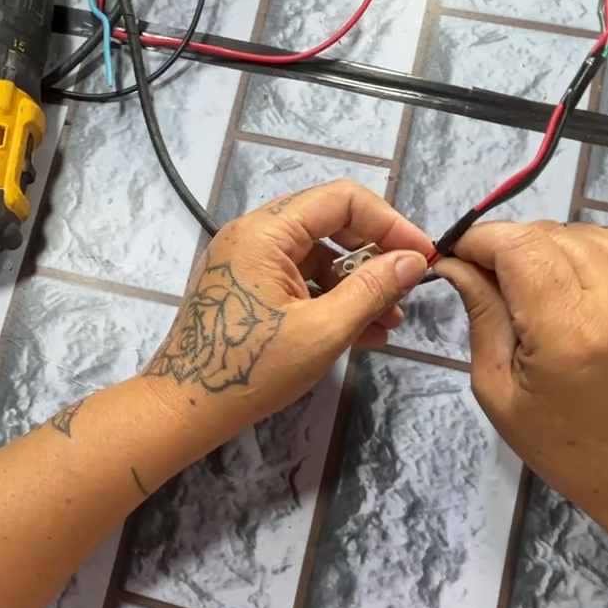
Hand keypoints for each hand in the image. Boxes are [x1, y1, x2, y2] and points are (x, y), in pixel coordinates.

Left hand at [142, 181, 433, 432]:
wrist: (187, 407)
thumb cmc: (250, 369)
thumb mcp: (322, 331)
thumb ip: (371, 291)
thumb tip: (413, 261)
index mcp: (265, 232)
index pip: (341, 200)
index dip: (389, 222)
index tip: (420, 255)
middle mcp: (253, 236)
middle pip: (329, 225)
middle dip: (373, 257)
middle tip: (406, 289)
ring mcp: (247, 263)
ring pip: (316, 257)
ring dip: (356, 285)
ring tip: (389, 323)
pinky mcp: (246, 290)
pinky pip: (298, 282)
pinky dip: (330, 300)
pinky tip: (361, 333)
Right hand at [434, 218, 607, 527]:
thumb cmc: (562, 442)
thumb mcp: (497, 387)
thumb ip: (481, 314)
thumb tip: (455, 261)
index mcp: (572, 330)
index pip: (518, 245)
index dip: (481, 240)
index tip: (461, 254)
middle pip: (551, 234)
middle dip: (513, 250)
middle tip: (498, 284)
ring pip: (589, 231)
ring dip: (557, 251)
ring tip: (550, 292)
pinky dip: (602, 248)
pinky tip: (592, 285)